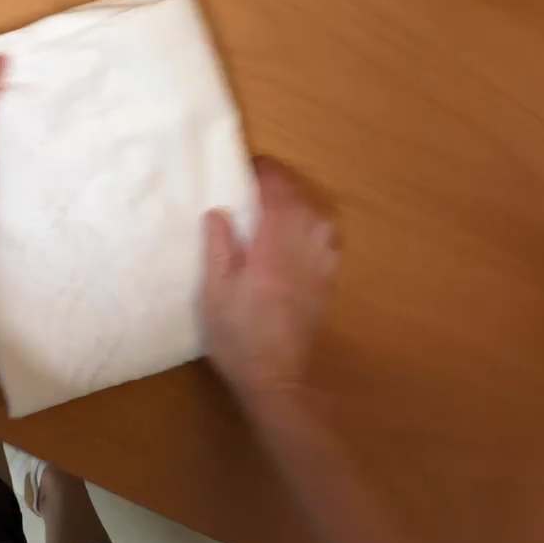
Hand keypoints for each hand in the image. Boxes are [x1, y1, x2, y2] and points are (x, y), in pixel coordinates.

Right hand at [199, 157, 340, 403]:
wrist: (274, 379)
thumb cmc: (237, 337)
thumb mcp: (214, 295)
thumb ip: (218, 250)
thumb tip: (218, 212)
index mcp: (270, 256)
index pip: (277, 203)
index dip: (268, 178)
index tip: (254, 163)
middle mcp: (301, 258)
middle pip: (303, 206)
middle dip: (286, 183)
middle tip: (265, 172)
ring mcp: (318, 272)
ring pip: (321, 221)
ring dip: (304, 200)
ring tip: (284, 193)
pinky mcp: (325, 285)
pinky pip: (329, 242)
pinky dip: (318, 223)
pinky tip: (306, 225)